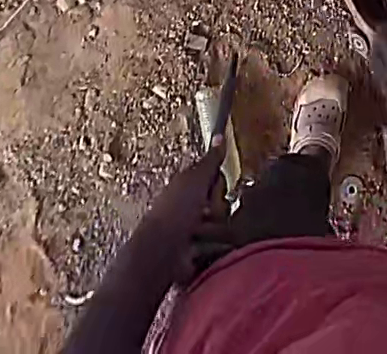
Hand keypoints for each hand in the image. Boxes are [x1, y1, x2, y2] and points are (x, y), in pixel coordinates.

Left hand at [63, 146, 228, 353]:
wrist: (162, 252)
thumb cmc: (174, 211)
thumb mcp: (195, 179)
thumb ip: (211, 160)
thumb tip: (220, 135)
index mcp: (188, 186)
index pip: (218, 179)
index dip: (218, 185)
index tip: (212, 189)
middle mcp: (192, 206)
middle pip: (223, 201)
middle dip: (217, 208)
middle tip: (205, 214)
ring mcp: (196, 230)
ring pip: (224, 224)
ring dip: (214, 229)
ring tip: (199, 234)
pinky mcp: (200, 251)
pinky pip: (221, 246)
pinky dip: (213, 246)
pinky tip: (202, 247)